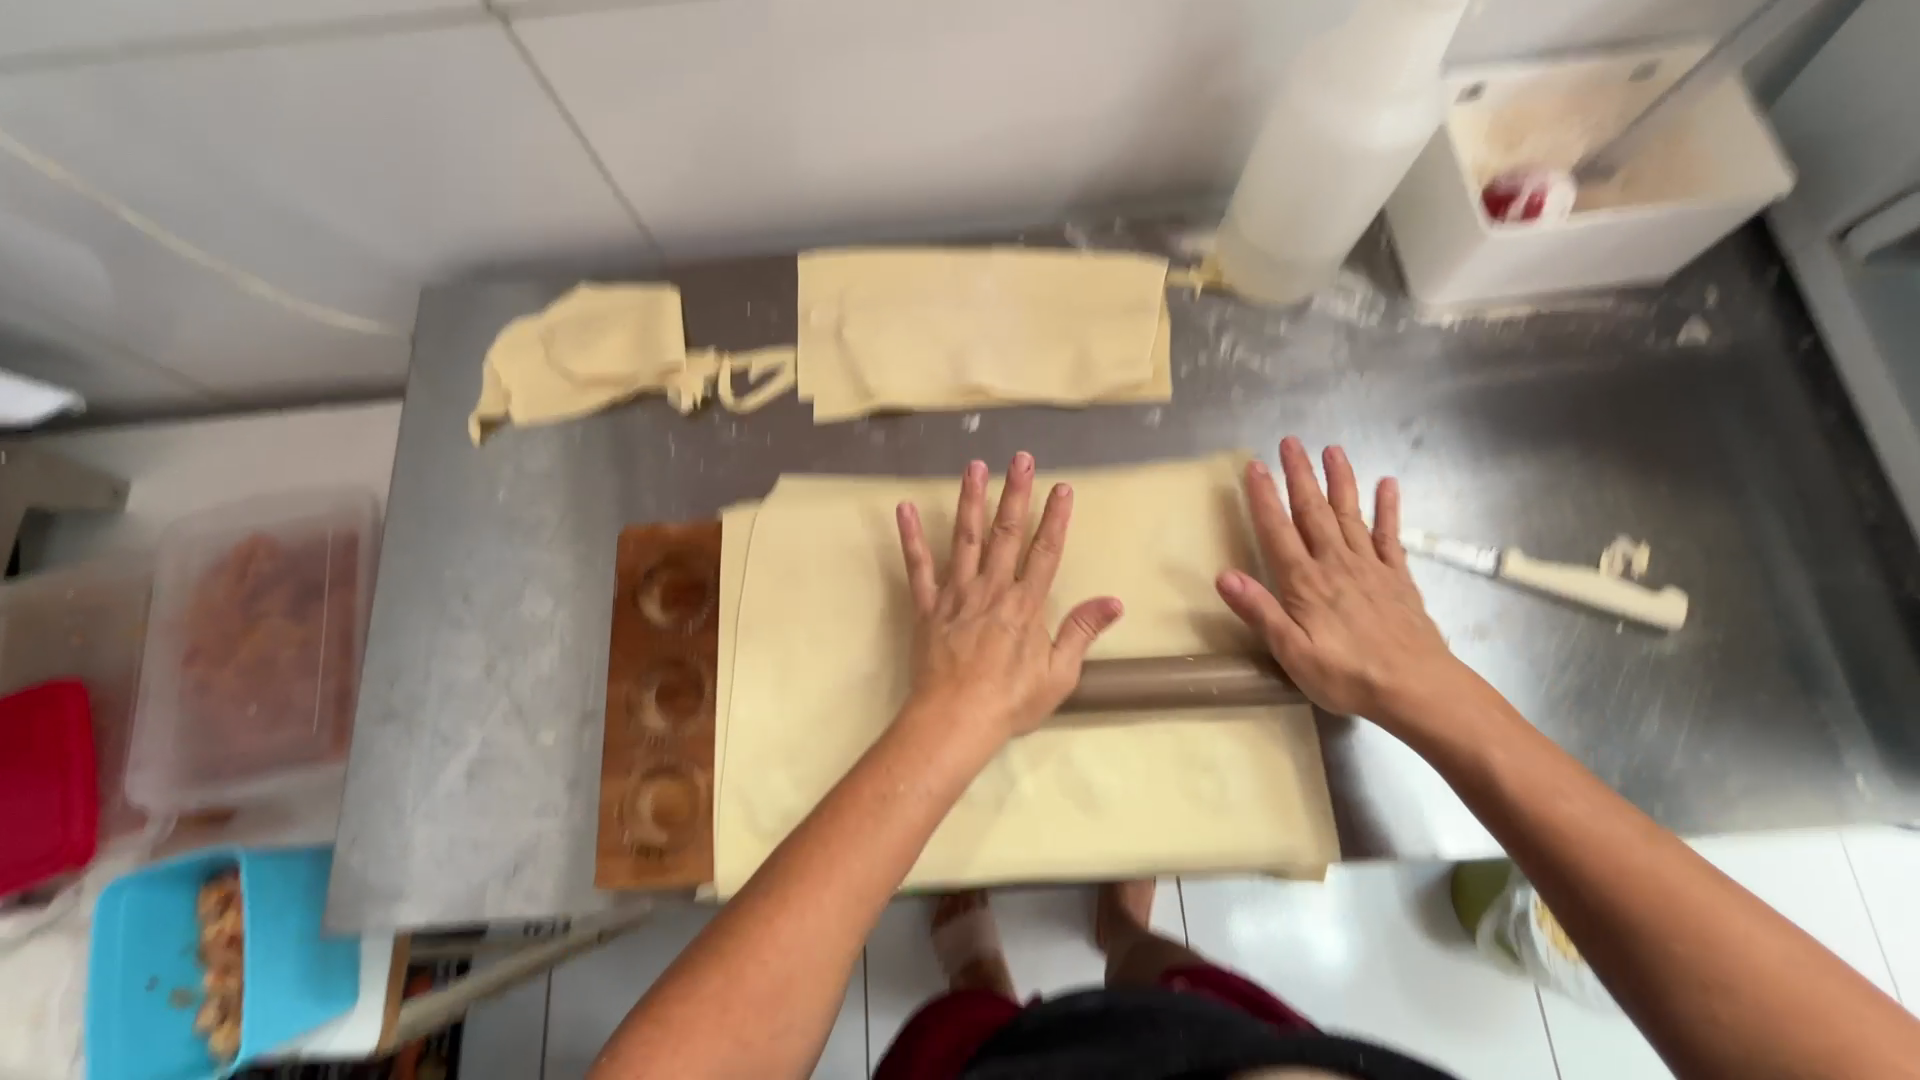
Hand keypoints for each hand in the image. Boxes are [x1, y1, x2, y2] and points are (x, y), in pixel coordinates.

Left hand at [895, 452, 1124, 749]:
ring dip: (970, 500)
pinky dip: (911, 537)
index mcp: (1025, 604)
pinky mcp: (926, 606)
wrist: (954, 720)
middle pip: (1006, 533)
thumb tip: (1113, 601)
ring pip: (965, 538)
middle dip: (1016, 493)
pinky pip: (918, 567)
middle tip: (1019, 458)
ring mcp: (956, 594)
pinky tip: (905, 508)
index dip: (1056, 517)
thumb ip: (1082, 632)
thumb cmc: (1010, 702)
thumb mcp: (1059, 674)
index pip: (1045, 551)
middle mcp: (991, 589)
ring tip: (974, 466)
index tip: (1062, 487)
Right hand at [1215, 437, 1463, 729]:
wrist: (1416, 687)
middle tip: (1290, 442)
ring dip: (1339, 480)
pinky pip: (1390, 535)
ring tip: (1332, 449)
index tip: (1255, 466)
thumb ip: (1259, 611)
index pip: (1277, 531)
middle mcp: (1335, 564)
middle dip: (1299, 475)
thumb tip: (1223, 576)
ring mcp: (1370, 567)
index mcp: (1304, 582)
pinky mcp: (1398, 577)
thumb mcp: (1291, 652)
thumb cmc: (1346, 675)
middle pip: (1313, 512)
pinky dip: (1387, 508)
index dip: (1264, 498)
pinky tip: (1387, 485)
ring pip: (1349, 514)